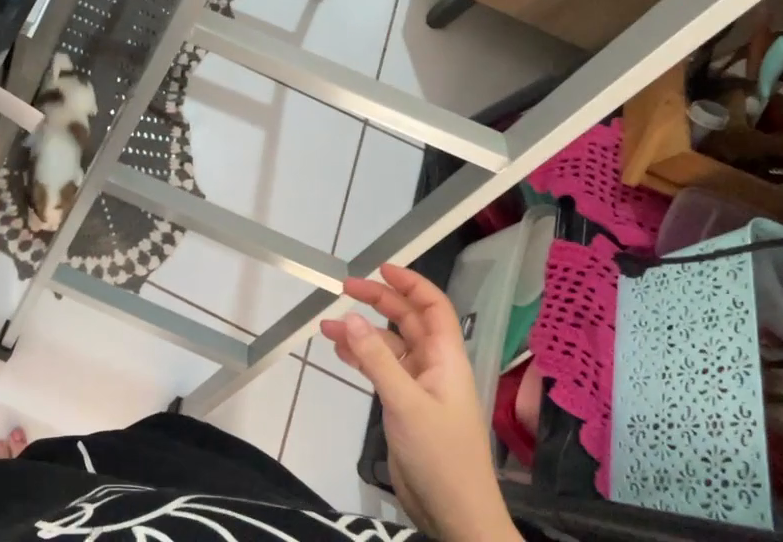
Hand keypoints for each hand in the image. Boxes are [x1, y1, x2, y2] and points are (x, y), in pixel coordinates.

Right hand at [319, 265, 516, 541]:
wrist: (456, 513)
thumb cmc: (440, 454)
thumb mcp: (405, 402)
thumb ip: (377, 359)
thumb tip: (350, 316)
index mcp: (447, 359)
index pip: (432, 307)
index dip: (410, 284)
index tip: (380, 267)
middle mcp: (434, 366)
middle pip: (407, 321)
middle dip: (378, 302)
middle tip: (343, 288)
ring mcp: (420, 387)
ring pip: (389, 346)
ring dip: (362, 333)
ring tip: (326, 327)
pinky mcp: (406, 406)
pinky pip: (382, 369)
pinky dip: (361, 357)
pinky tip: (340, 353)